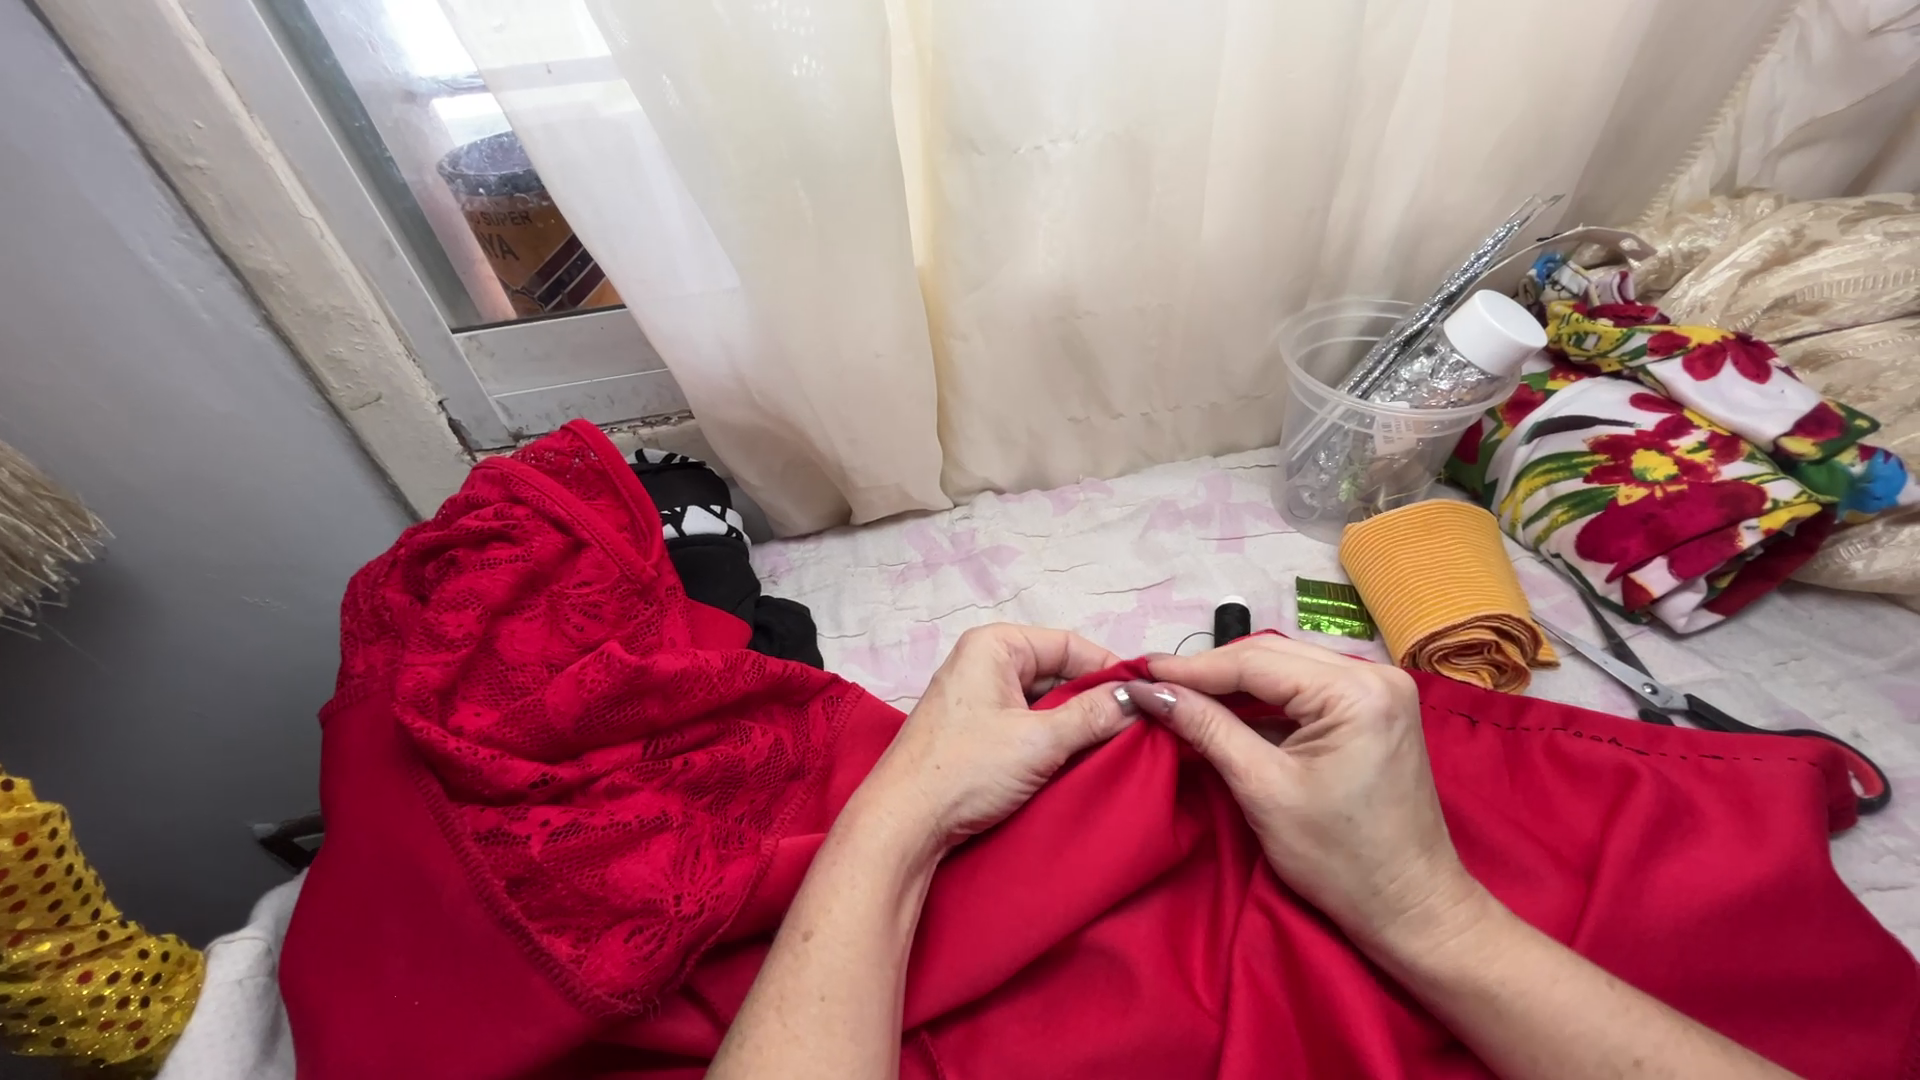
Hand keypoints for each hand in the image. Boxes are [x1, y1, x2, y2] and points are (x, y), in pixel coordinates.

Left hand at [858, 624, 1134, 851]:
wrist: (904, 823)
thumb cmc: (967, 769)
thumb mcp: (1040, 741)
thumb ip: (1094, 716)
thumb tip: (1139, 699)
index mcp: (994, 645)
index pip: (1067, 643)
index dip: (1110, 668)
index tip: (1147, 695)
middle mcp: (983, 660)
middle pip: (1056, 670)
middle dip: (1094, 698)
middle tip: (1139, 725)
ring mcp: (977, 695)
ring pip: (1044, 699)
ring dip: (1076, 720)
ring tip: (1118, 743)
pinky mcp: (975, 727)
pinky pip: (1027, 720)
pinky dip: (1053, 736)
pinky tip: (1080, 757)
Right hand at [1128, 636, 1485, 950]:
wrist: (1410, 909)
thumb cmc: (1339, 859)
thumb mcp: (1262, 788)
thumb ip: (1206, 728)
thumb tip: (1150, 691)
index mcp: (1356, 691)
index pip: (1256, 663)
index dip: (1192, 668)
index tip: (1142, 672)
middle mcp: (1373, 674)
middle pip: (1270, 657)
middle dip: (1210, 671)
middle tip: (1156, 682)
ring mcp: (1377, 688)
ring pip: (1284, 667)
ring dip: (1232, 682)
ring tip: (1180, 692)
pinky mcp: (1371, 707)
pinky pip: (1302, 687)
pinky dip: (1261, 698)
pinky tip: (1223, 707)